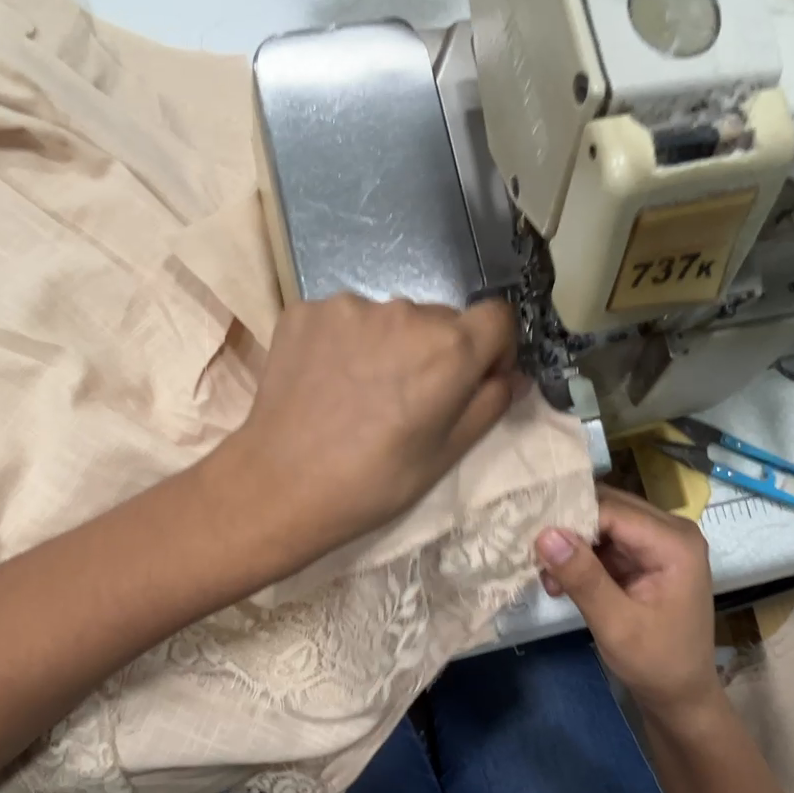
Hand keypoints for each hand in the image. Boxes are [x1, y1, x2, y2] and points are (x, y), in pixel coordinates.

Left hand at [220, 294, 525, 556]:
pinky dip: (344, 344)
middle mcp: (405, 311)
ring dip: (389, 345)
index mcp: (449, 348)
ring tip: (360, 394)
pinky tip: (328, 382)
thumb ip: (489, 406)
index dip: (494, 348)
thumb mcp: (445, 456)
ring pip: (390, 319)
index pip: (497, 317)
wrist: (279, 485)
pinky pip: (344, 320)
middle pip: (441, 320)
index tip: (476, 379)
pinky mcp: (306, 310)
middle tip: (408, 400)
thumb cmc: (373, 483)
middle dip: (437, 352)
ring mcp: (350, 306)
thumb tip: (514, 376)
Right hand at [535, 486, 718, 712]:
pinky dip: (581, 557)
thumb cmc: (656, 663)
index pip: (611, 510)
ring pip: (601, 522)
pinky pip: (605, 541)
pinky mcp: (645, 555)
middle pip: (607, 508)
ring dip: (572, 546)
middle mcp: (671, 530)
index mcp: (675, 542)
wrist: (680, 695)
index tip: (533, 543)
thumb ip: (583, 577)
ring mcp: (659, 541)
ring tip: (550, 580)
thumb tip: (545, 534)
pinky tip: (562, 582)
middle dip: (569, 531)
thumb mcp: (616, 624)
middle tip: (537, 562)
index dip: (570, 521)